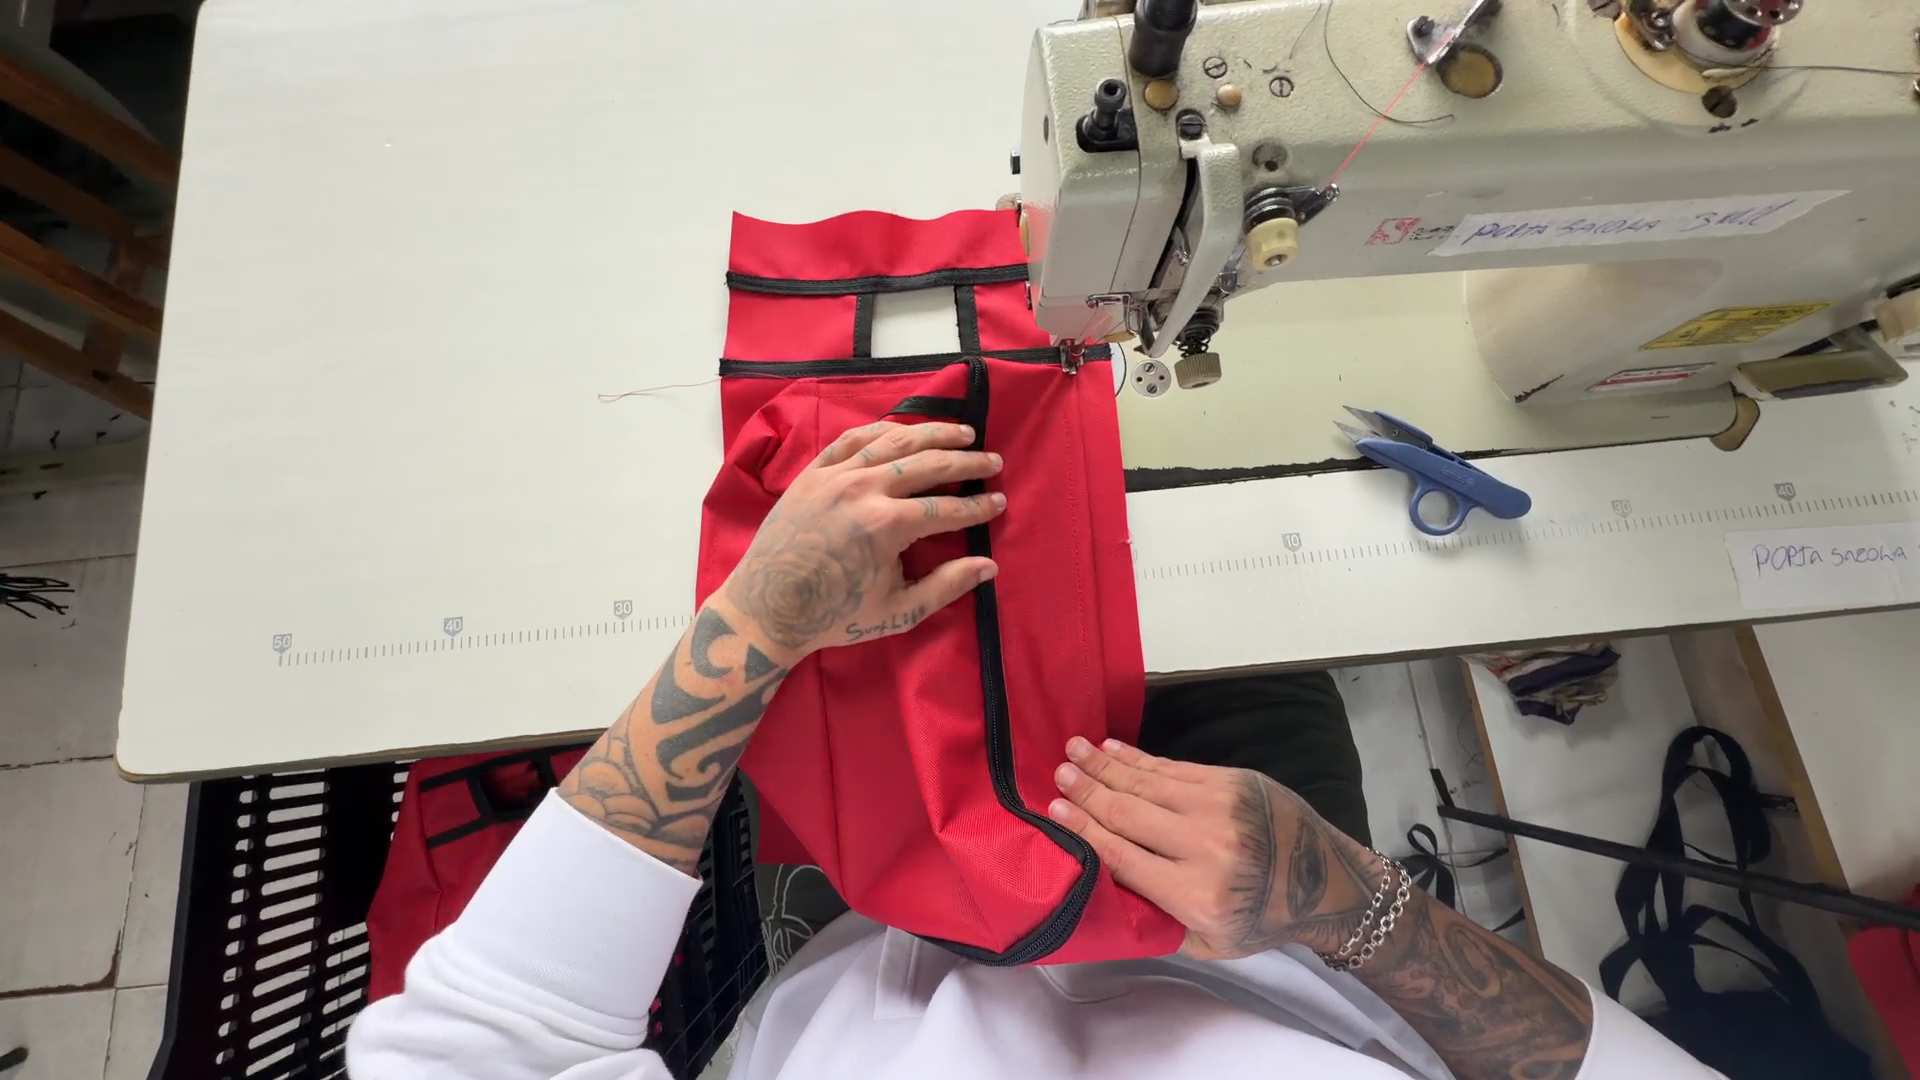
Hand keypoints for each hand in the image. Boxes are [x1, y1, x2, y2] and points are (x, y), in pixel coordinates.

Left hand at [722, 421, 1005, 661]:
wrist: (767, 608)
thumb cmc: (834, 615)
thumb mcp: (897, 612)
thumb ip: (946, 586)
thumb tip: (989, 566)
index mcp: (887, 526)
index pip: (949, 509)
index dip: (979, 507)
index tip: (1000, 502)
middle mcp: (865, 489)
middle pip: (929, 463)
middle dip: (967, 462)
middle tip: (993, 461)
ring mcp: (836, 474)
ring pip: (894, 441)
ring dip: (933, 434)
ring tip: (962, 433)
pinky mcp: (813, 471)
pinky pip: (853, 438)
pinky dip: (883, 429)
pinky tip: (904, 430)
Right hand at [1046, 737, 1383, 959]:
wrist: (1325, 883)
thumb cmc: (1259, 917)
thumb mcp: (1207, 941)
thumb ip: (1156, 917)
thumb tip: (1103, 881)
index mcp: (1195, 894)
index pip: (1122, 856)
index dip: (1083, 830)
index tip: (1054, 810)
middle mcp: (1204, 846)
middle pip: (1128, 812)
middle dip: (1087, 790)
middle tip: (1057, 773)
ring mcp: (1217, 807)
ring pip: (1146, 781)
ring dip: (1104, 763)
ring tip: (1073, 749)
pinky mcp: (1229, 781)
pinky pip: (1172, 766)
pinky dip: (1138, 757)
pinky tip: (1112, 747)